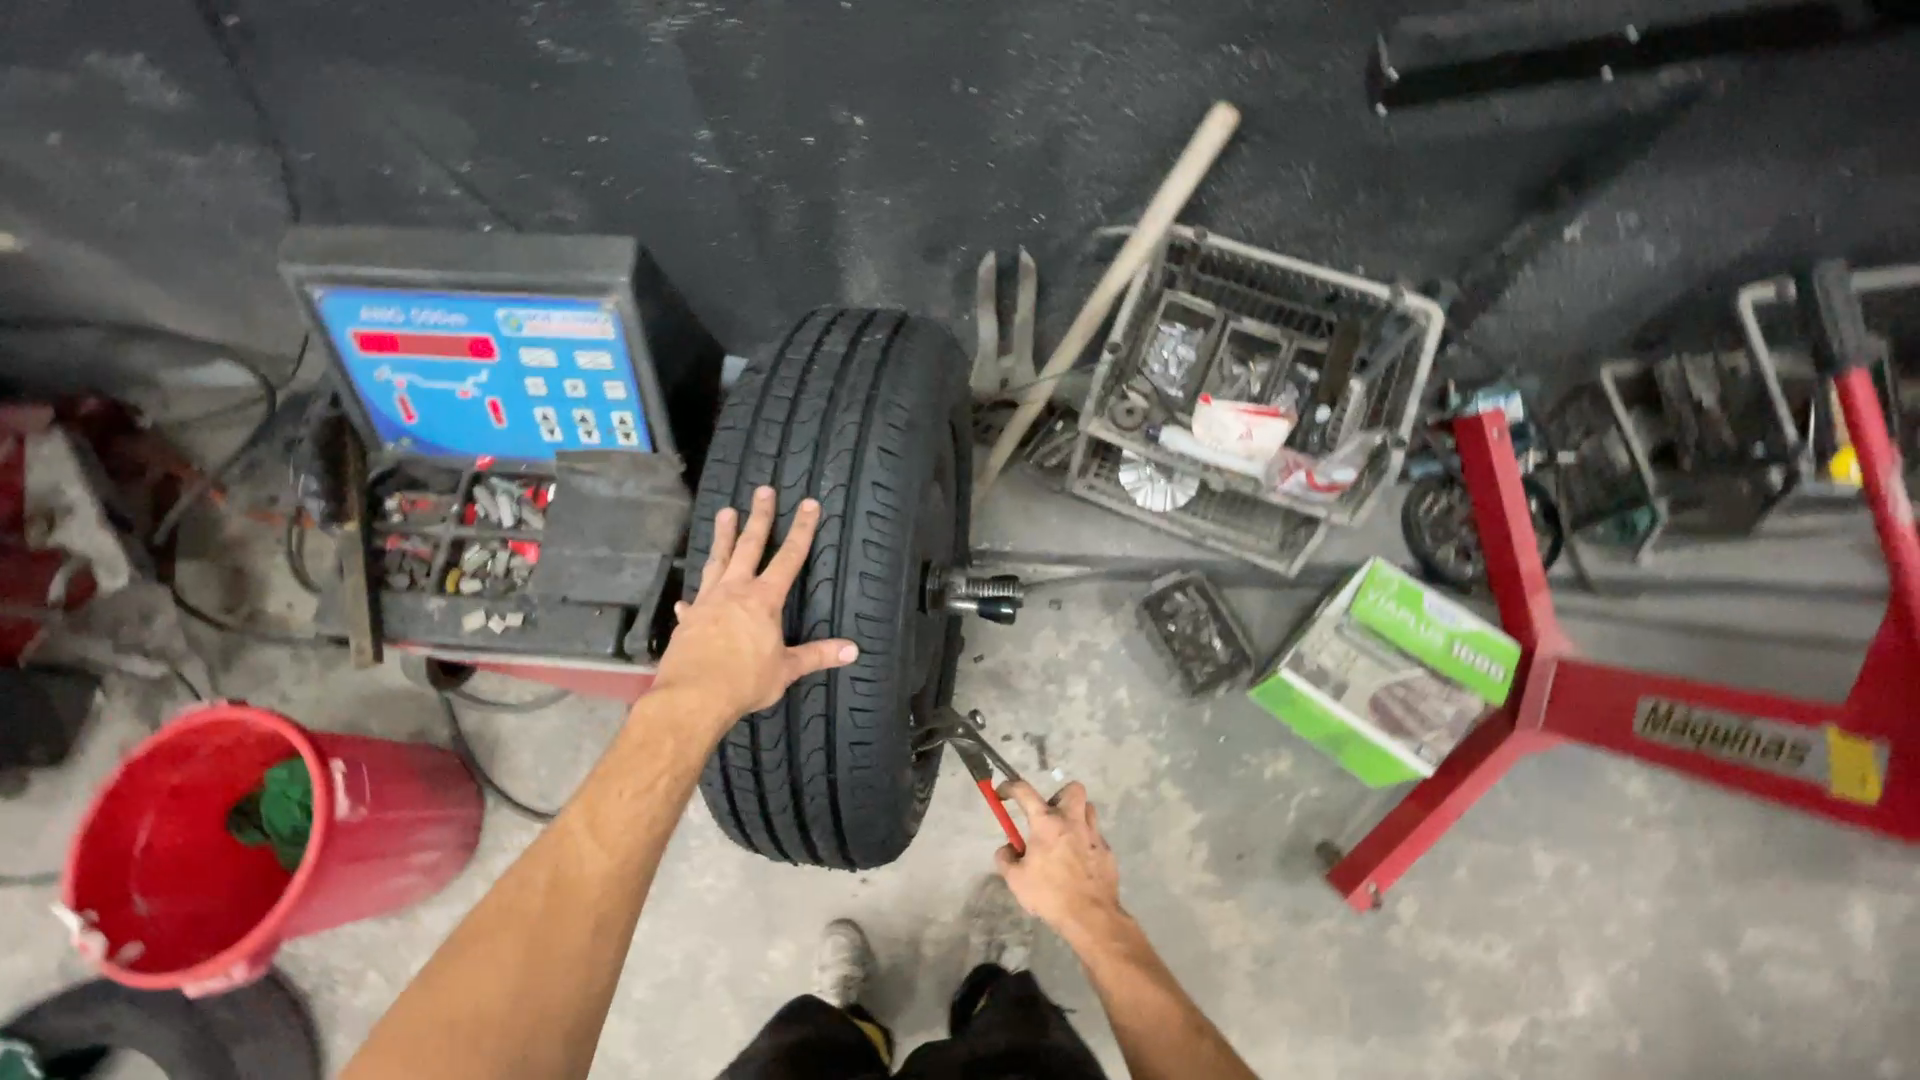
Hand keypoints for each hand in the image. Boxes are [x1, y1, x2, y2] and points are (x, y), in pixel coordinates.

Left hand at [654, 486, 858, 729]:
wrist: (693, 697)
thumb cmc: (745, 681)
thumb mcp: (787, 669)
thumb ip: (818, 655)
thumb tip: (853, 650)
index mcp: (763, 600)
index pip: (789, 558)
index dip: (802, 530)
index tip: (808, 504)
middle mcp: (734, 592)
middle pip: (749, 546)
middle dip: (760, 517)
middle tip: (763, 490)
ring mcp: (707, 603)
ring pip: (717, 561)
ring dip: (723, 536)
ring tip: (725, 512)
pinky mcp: (688, 621)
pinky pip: (692, 603)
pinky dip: (692, 598)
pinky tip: (686, 598)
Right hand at [994, 780, 1124, 940]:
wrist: (1090, 916)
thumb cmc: (1049, 894)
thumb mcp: (1015, 880)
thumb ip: (1006, 859)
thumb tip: (1007, 848)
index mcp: (1046, 823)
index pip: (1024, 791)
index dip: (1010, 787)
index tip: (1003, 793)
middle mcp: (1072, 821)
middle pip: (1072, 789)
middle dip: (1059, 796)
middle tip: (1049, 817)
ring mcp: (1094, 835)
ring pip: (1088, 809)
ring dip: (1076, 816)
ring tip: (1065, 837)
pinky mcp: (1107, 852)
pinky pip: (1096, 836)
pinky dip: (1086, 842)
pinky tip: (1079, 861)